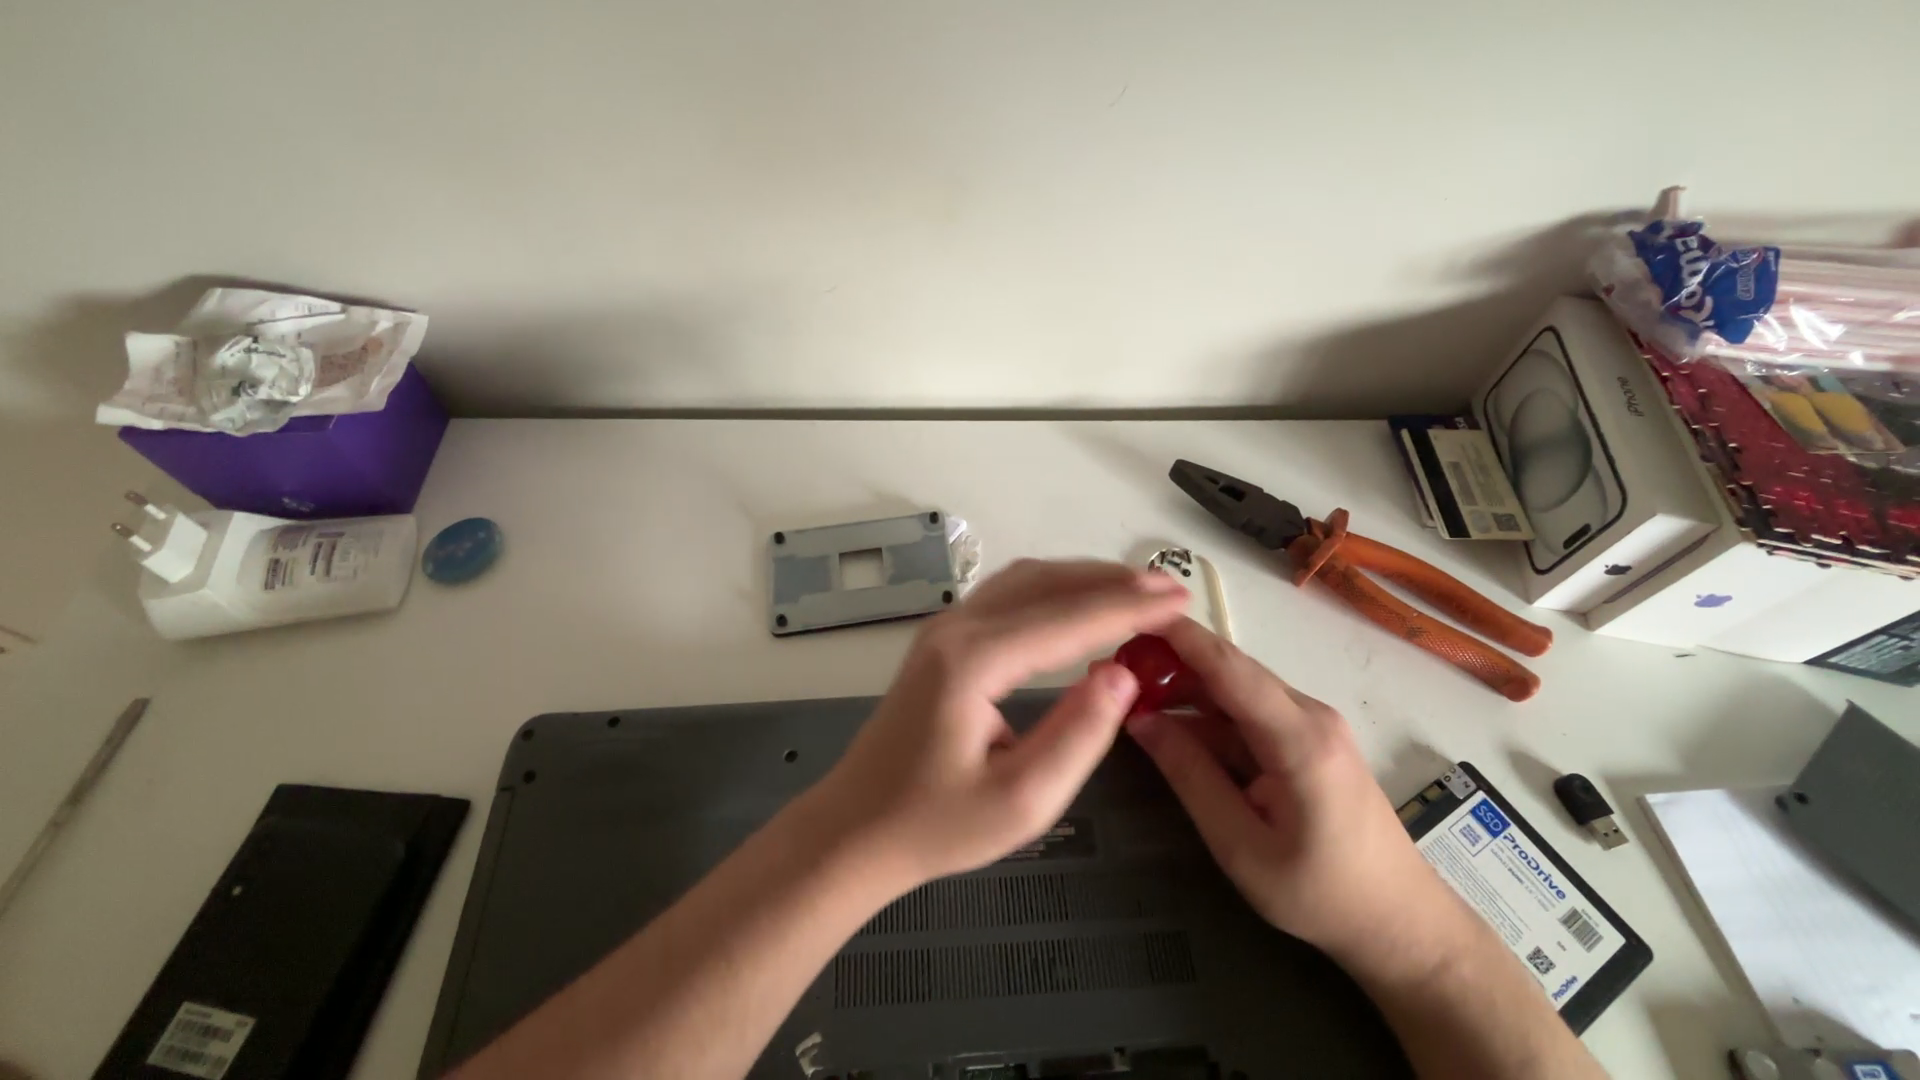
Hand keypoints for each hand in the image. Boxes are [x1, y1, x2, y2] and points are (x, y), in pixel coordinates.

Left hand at [802, 559, 1188, 889]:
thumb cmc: (935, 825)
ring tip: (1138, 590)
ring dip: (1083, 578)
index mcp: (974, 662)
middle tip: (1170, 590)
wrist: (856, 828)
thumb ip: (1078, 735)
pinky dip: (1054, 590)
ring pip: (1025, 580)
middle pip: (1046, 583)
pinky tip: (1080, 603)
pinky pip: (1007, 595)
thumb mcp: (1022, 802)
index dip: (1129, 608)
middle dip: (1113, 582)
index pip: (1067, 620)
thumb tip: (1122, 675)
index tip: (1181, 601)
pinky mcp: (941, 641)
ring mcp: (943, 629)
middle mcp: (956, 629)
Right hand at [1124, 618, 1460, 980]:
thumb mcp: (1241, 845)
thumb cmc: (1320, 892)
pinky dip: (1205, 714)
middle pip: (1230, 671)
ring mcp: (1311, 725)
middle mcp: (1309, 716)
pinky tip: (1168, 722)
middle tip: (1111, 666)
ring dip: (1183, 688)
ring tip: (1128, 691)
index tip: (1131, 617)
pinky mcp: (1306, 740)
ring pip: (1235, 691)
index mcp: (1300, 738)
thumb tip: (1141, 719)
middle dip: (1170, 661)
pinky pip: (1247, 714)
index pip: (1230, 668)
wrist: (1397, 920)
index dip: (1180, 638)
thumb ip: (1191, 776)